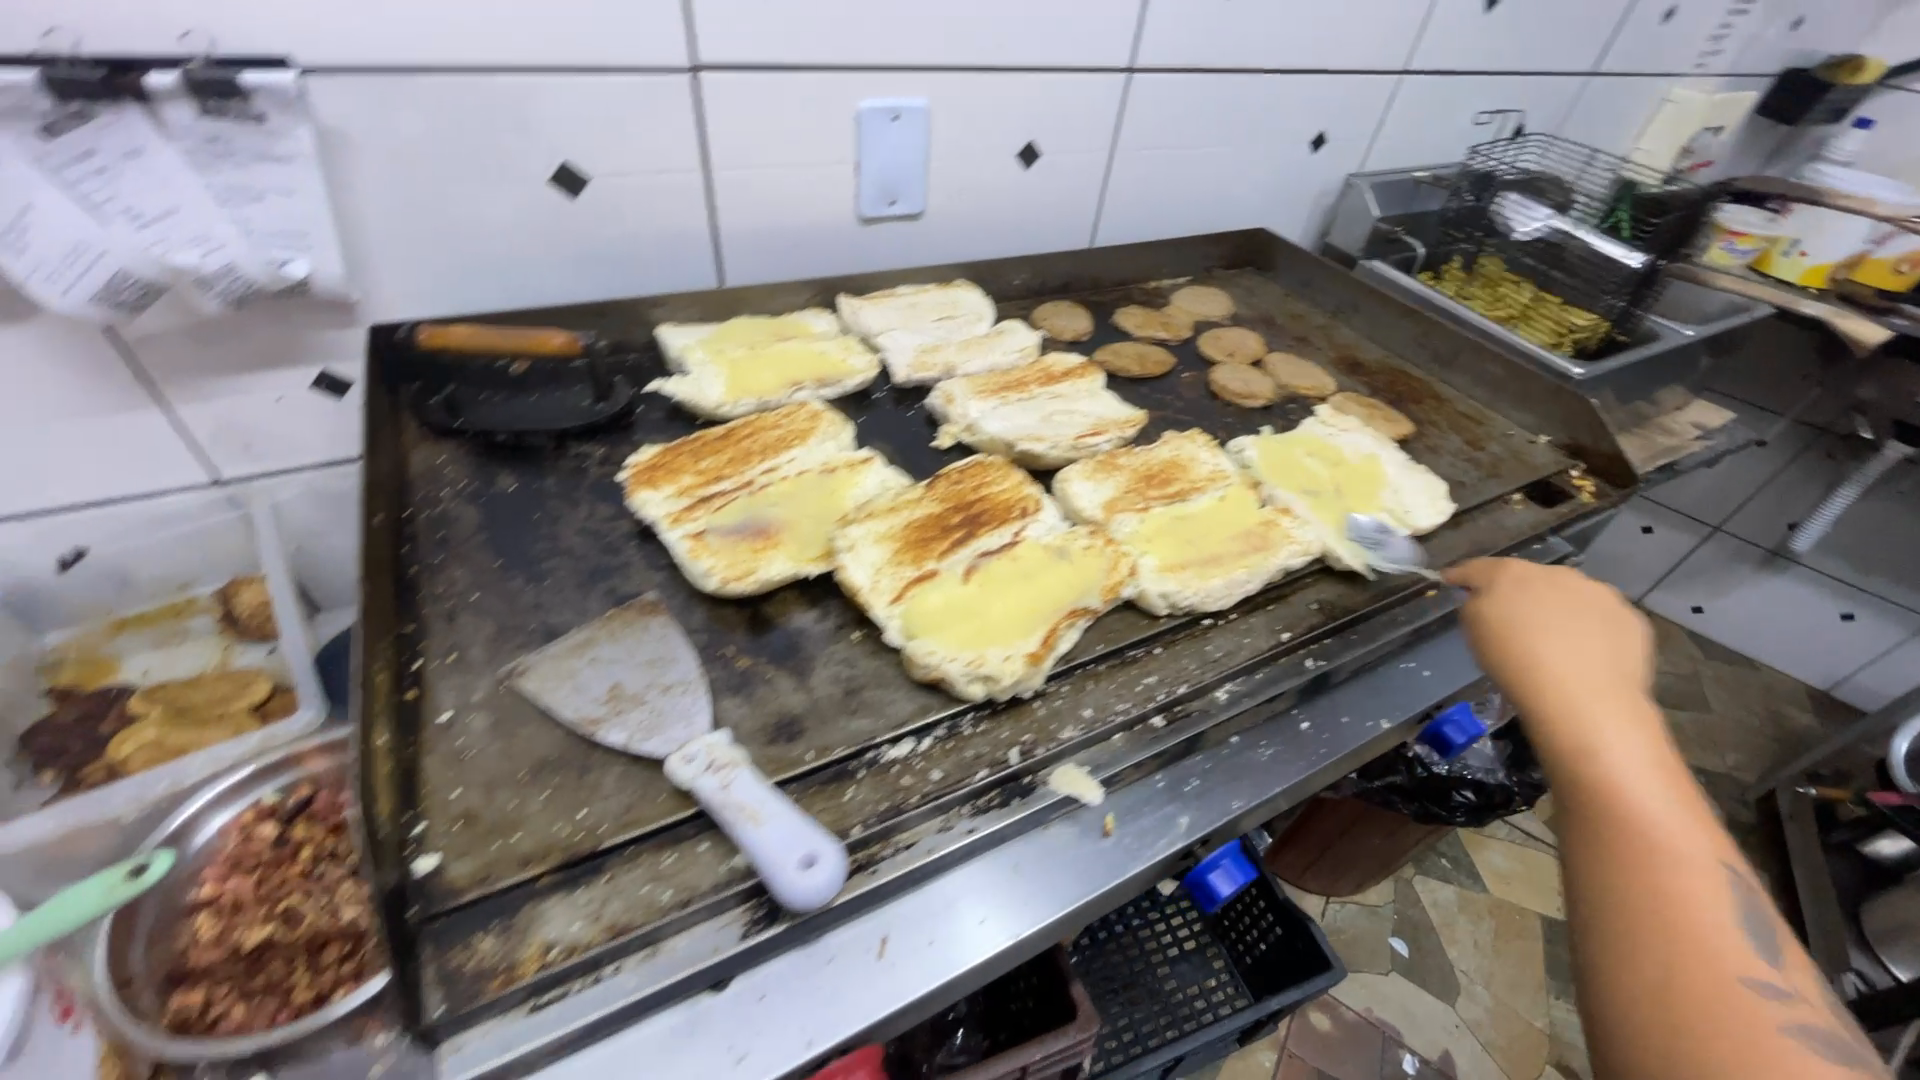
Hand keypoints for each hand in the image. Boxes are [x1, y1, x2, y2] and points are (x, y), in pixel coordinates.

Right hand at [1443, 558, 1655, 739]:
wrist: (1585, 699)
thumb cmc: (1514, 663)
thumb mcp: (1473, 634)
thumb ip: (1473, 606)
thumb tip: (1481, 598)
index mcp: (1509, 574)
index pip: (1476, 567)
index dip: (1461, 576)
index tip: (1451, 583)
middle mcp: (1556, 573)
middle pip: (1527, 577)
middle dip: (1516, 592)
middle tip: (1510, 618)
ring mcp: (1598, 593)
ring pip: (1568, 594)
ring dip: (1556, 607)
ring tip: (1553, 638)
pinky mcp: (1629, 617)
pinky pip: (1599, 617)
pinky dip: (1588, 627)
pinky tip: (1584, 652)